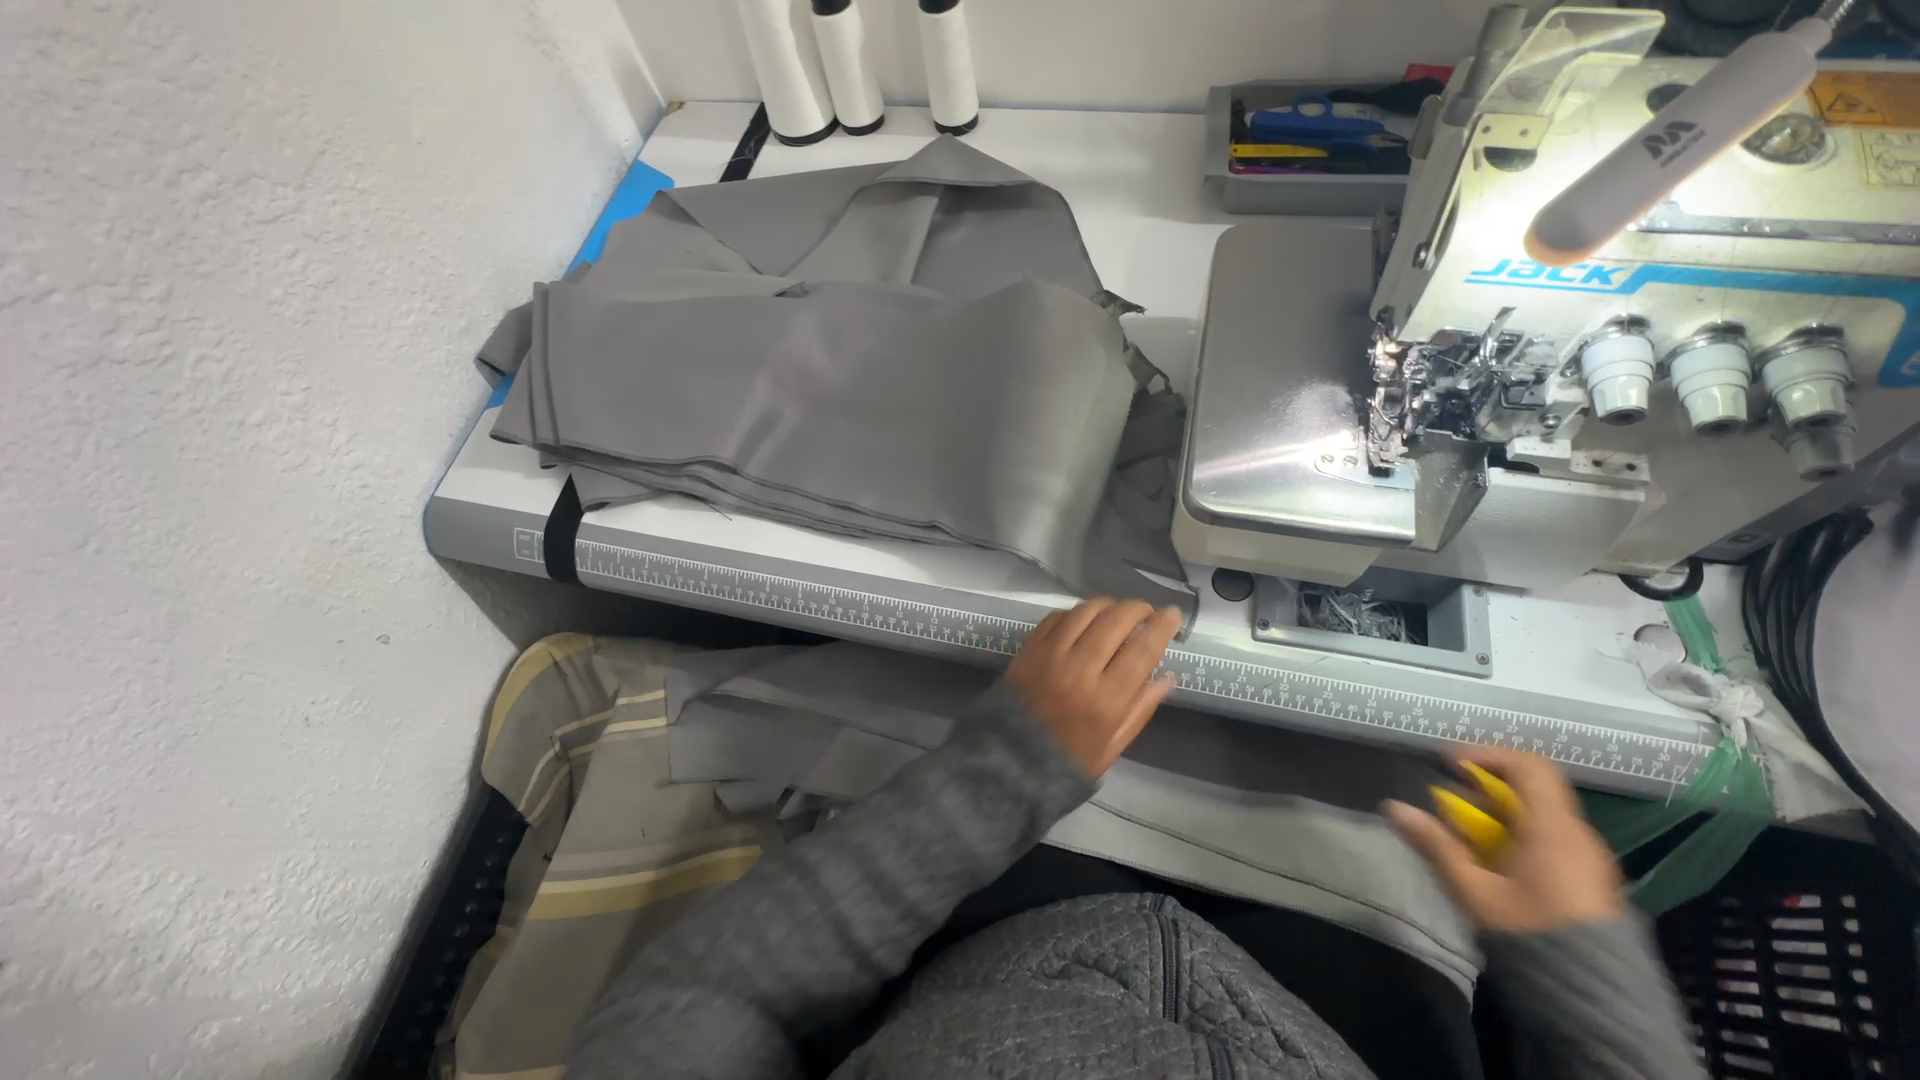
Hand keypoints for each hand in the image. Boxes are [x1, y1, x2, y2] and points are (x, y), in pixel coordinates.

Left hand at [1006, 599, 1181, 776]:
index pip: (1143, 649)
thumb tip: (1167, 676)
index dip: (1162, 626)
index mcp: (1106, 699)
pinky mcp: (1029, 648)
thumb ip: (1141, 708)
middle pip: (1116, 620)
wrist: (1009, 760)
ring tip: (1117, 613)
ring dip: (1108, 606)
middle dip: (1138, 609)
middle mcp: (1080, 669)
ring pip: (1086, 611)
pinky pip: (1058, 616)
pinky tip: (1085, 621)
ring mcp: (1051, 654)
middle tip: (1146, 613)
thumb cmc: (1067, 759)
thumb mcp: (1113, 745)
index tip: (1173, 614)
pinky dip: (1077, 613)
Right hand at [1385, 746, 1625, 932]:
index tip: (1451, 765)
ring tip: (1468, 835)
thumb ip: (1436, 845)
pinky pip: (1553, 837)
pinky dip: (1521, 832)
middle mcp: (1578, 833)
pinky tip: (1497, 860)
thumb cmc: (1530, 932)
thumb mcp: (1474, 890)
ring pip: (1543, 814)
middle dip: (1488, 788)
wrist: (1593, 994)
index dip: (1488, 755)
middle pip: (1534, 788)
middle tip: (1451, 803)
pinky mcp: (1591, 878)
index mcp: (1554, 828)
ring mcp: (1589, 857)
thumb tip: (1394, 808)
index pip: (1529, 766)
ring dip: (1502, 812)